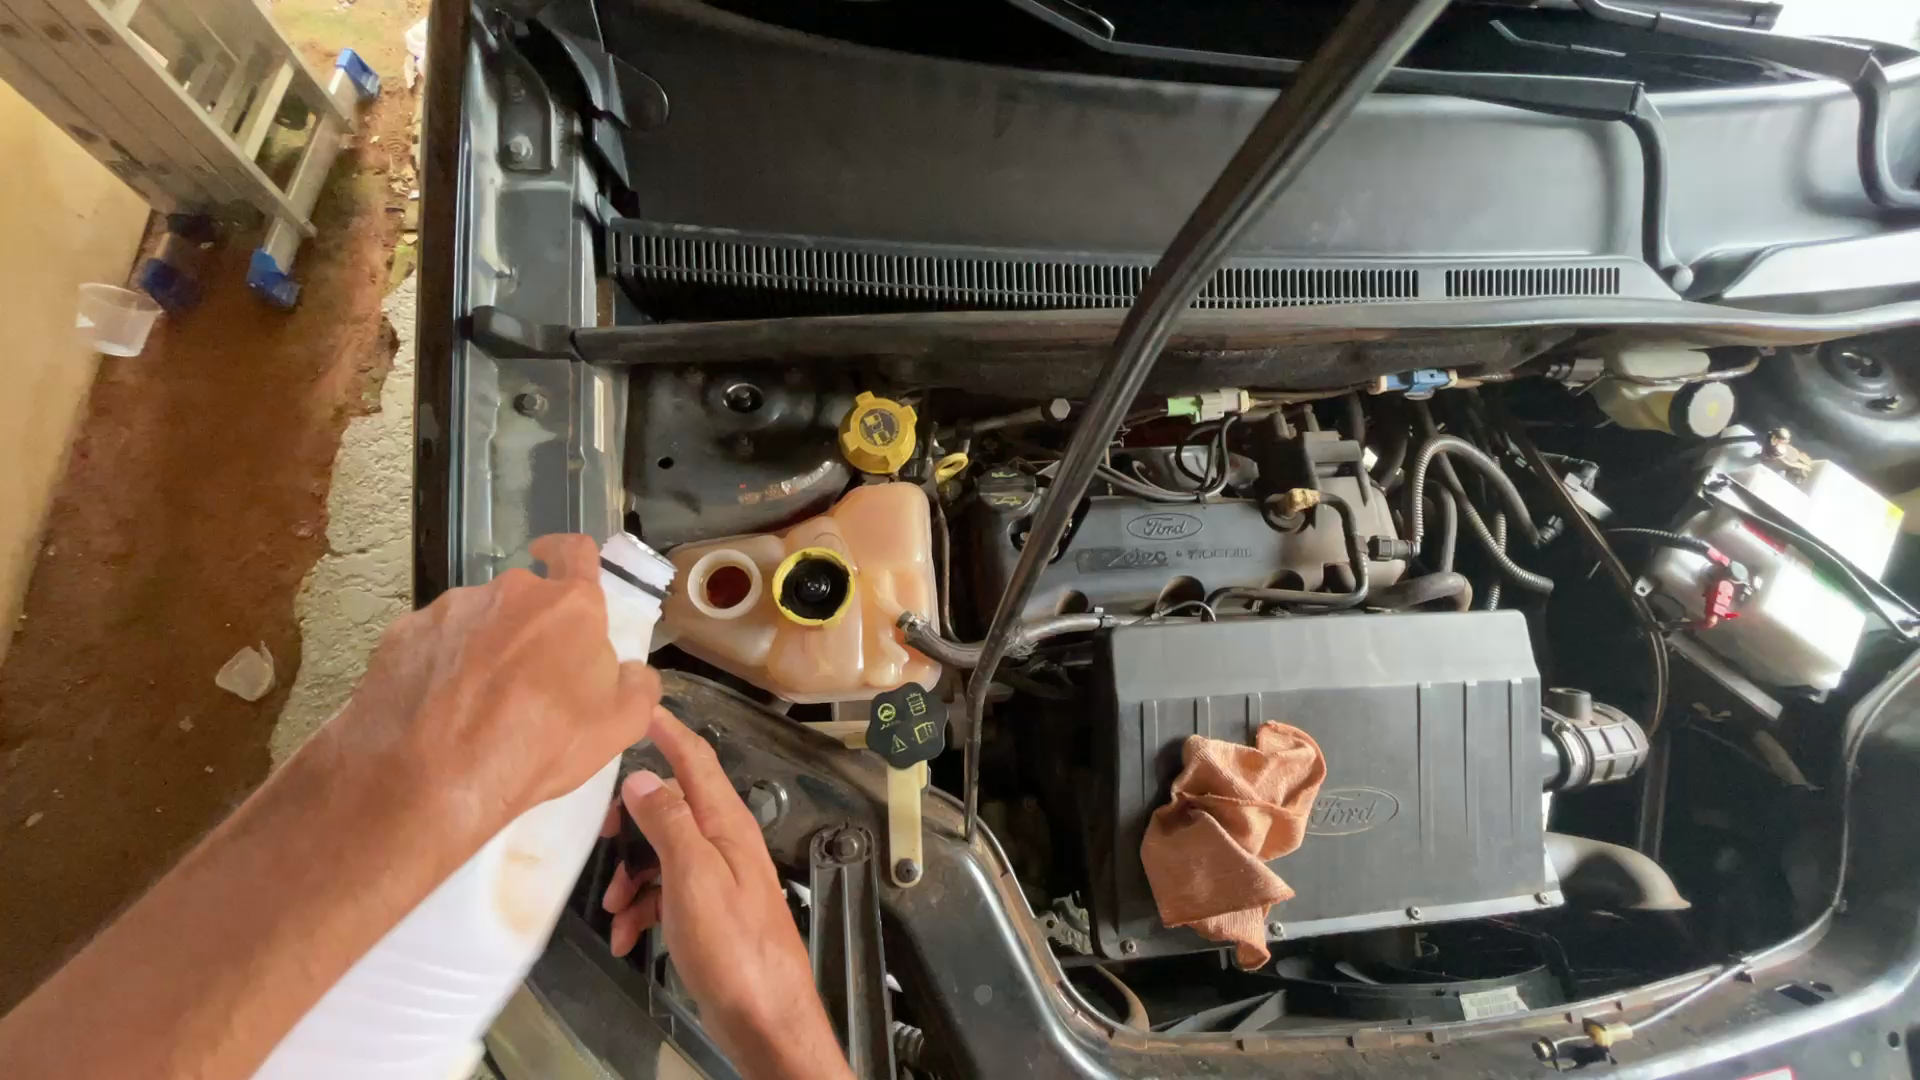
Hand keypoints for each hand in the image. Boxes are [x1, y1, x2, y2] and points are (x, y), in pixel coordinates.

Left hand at [324, 533, 661, 850]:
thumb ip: (638, 683)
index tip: (562, 565)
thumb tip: (627, 671)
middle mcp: (510, 593)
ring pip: (479, 619)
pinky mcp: (400, 637)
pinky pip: (433, 642)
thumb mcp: (623, 724)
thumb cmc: (541, 746)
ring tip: (478, 701)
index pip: (576, 551)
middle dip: (532, 625)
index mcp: (570, 604)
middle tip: (533, 675)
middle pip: (527, 597)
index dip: (572, 555)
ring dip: (486, 645)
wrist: (427, 785)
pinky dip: (441, 665)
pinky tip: (438, 708)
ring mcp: (449, 611)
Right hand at [601, 708, 852, 1079]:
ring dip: (633, 875)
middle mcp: (726, 838)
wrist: (764, 1015)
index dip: (670, 730)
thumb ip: (670, 824)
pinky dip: (645, 905)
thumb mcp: (693, 877)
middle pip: (673, 805)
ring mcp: (720, 873)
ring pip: (665, 851)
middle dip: (633, 822)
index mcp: (726, 822)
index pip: (697, 759)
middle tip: (602, 842)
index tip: (643, 707)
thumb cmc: (732, 945)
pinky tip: (628, 934)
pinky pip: (670, 889)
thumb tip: (644, 779)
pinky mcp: (711, 906)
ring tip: (617, 911)